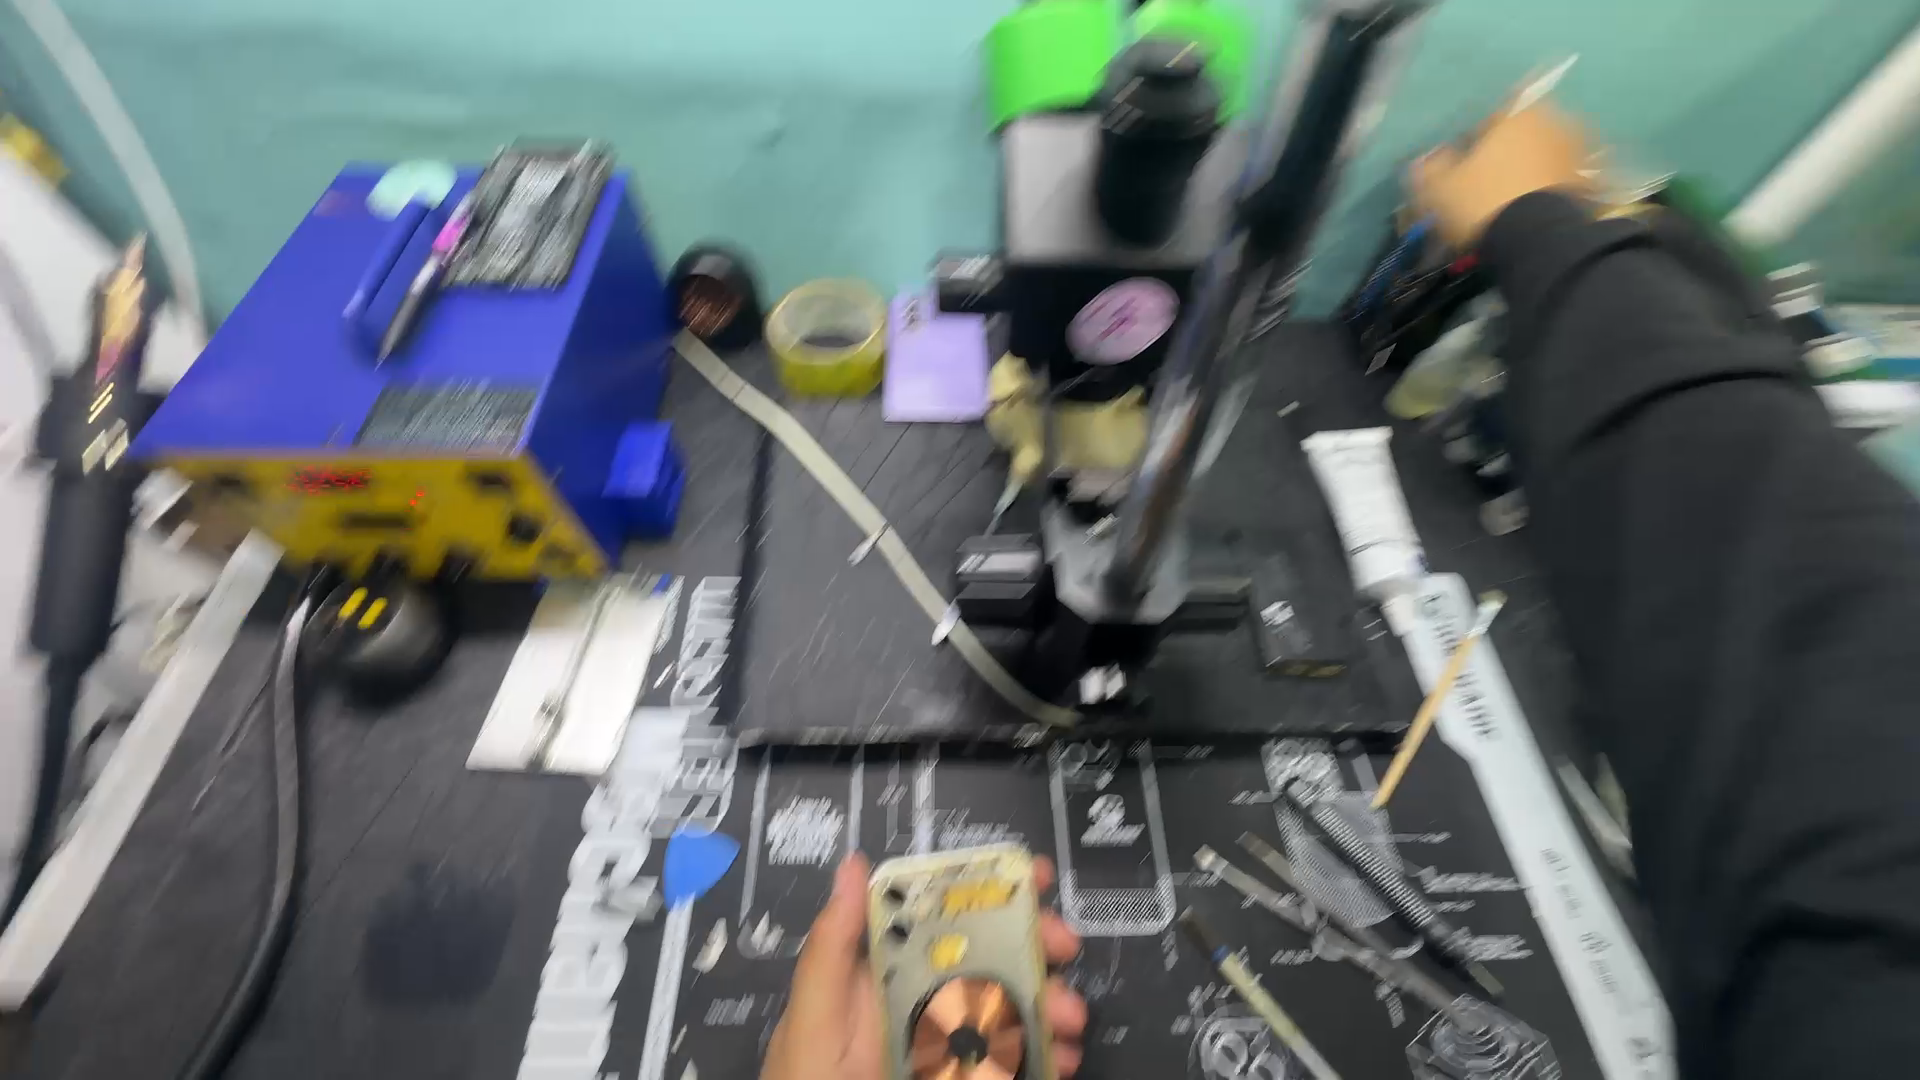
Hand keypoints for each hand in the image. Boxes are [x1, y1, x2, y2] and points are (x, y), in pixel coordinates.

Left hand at [760, 853, 1088, 1079]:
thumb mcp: (813, 1015)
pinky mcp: (972, 1077)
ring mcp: (952, 1045)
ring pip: (1013, 1007)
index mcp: (891, 968)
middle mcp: (927, 998)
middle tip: (1064, 945)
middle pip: (991, 956)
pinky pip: (1016, 1063)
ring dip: (1050, 1001)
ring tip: (1070, 1019)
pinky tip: (1063, 1060)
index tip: (1033, 877)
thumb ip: (832, 946)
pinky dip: (1047, 1057)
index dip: (989, 889)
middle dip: (1035, 942)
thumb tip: (853, 865)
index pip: (944, 914)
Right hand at [1410, 102, 1595, 249]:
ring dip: (1528, 168)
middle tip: (1485, 181)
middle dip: (1505, 151)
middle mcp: (1552, 120)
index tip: (1462, 163)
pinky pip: (1560, 175)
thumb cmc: (1482, 202)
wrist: (1534, 235)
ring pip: (1542, 153)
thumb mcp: (1438, 189)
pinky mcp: (1591, 175)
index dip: (1474, 139)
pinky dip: (1547, 185)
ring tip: (1508, 197)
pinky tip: (1529, 206)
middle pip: (1521, 133)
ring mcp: (1576, 146)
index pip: (1491, 116)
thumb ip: (1429, 169)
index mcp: (1516, 115)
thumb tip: (1424, 160)